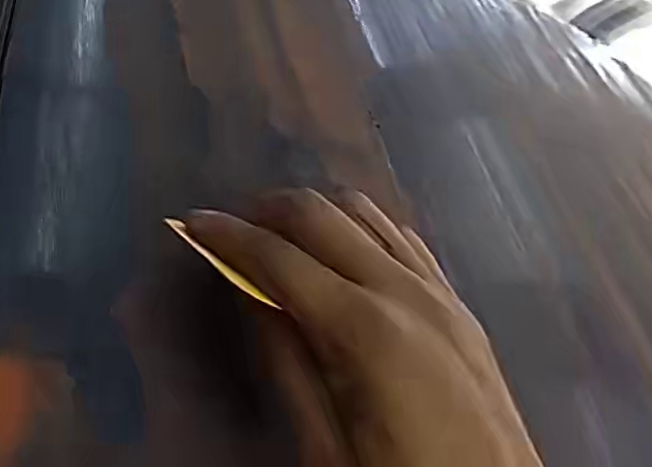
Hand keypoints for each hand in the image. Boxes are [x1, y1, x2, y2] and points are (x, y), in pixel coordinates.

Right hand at [185, 190, 541, 466]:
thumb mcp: (328, 453)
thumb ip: (286, 362)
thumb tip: (249, 290)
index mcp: (365, 331)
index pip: (277, 257)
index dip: (228, 234)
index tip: (192, 221)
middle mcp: (402, 292)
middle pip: (317, 213)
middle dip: (264, 209)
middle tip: (230, 227)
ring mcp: (438, 292)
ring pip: (359, 209)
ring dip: (310, 212)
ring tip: (278, 236)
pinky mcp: (459, 304)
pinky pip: (398, 235)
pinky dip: (356, 226)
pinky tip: (339, 251)